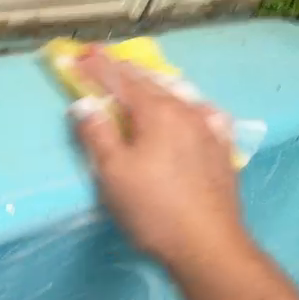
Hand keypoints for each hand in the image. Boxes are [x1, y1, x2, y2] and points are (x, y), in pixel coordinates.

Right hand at [69, 49, 250, 272]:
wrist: (208, 244)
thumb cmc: (153, 209)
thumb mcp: (113, 173)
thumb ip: (97, 134)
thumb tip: (84, 104)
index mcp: (155, 111)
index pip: (118, 79)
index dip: (95, 67)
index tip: (77, 54)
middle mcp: (185, 110)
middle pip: (149, 82)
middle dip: (122, 70)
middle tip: (102, 59)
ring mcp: (208, 128)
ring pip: (177, 95)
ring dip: (153, 85)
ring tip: (141, 80)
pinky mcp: (222, 149)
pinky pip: (202, 114)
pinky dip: (186, 105)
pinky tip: (192, 109)